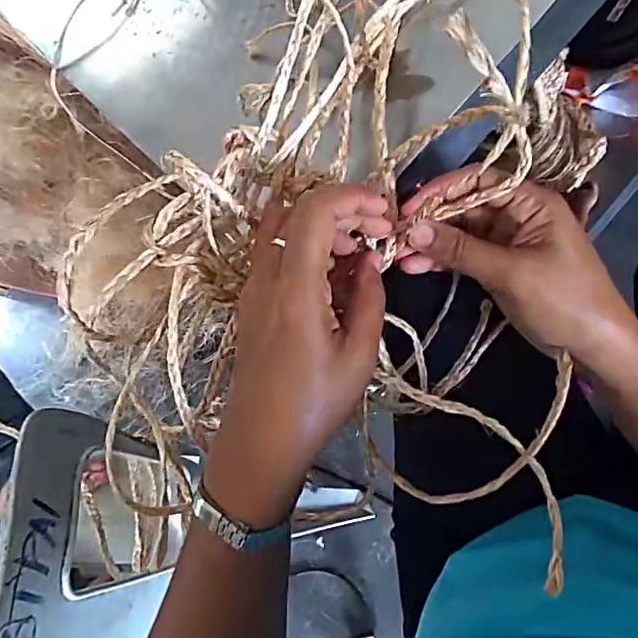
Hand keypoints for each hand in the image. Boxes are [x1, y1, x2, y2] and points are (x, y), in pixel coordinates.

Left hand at [205, 184, 390, 527]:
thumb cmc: (314, 404)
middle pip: (300, 211)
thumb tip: (371, 260)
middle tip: (380, 230)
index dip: (352, 197)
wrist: (259, 440)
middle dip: (345, 208)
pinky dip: (308, 244)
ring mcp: (253, 286)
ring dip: (325, 225)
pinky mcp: (252, 298)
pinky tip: (335, 269)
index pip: (315, 211)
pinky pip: (278, 250)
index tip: (385, 209)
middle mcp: (266, 277)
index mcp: (295, 289)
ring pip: (286, 227)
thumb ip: (370, 298)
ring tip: (361, 251)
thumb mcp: (359, 355)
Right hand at [396, 165, 637, 365]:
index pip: (479, 180)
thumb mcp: (511, 272)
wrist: (595, 344)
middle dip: (431, 220)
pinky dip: (444, 260)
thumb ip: (462, 249)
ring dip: (432, 243)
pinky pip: (466, 254)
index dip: (441, 190)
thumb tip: (414, 229)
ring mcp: (508, 240)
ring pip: (462, 232)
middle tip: (395, 237)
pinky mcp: (500, 264)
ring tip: (400, 258)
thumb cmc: (564, 299)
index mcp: (531, 201)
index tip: (408, 209)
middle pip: (466, 205)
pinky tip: (417, 268)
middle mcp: (518, 214)